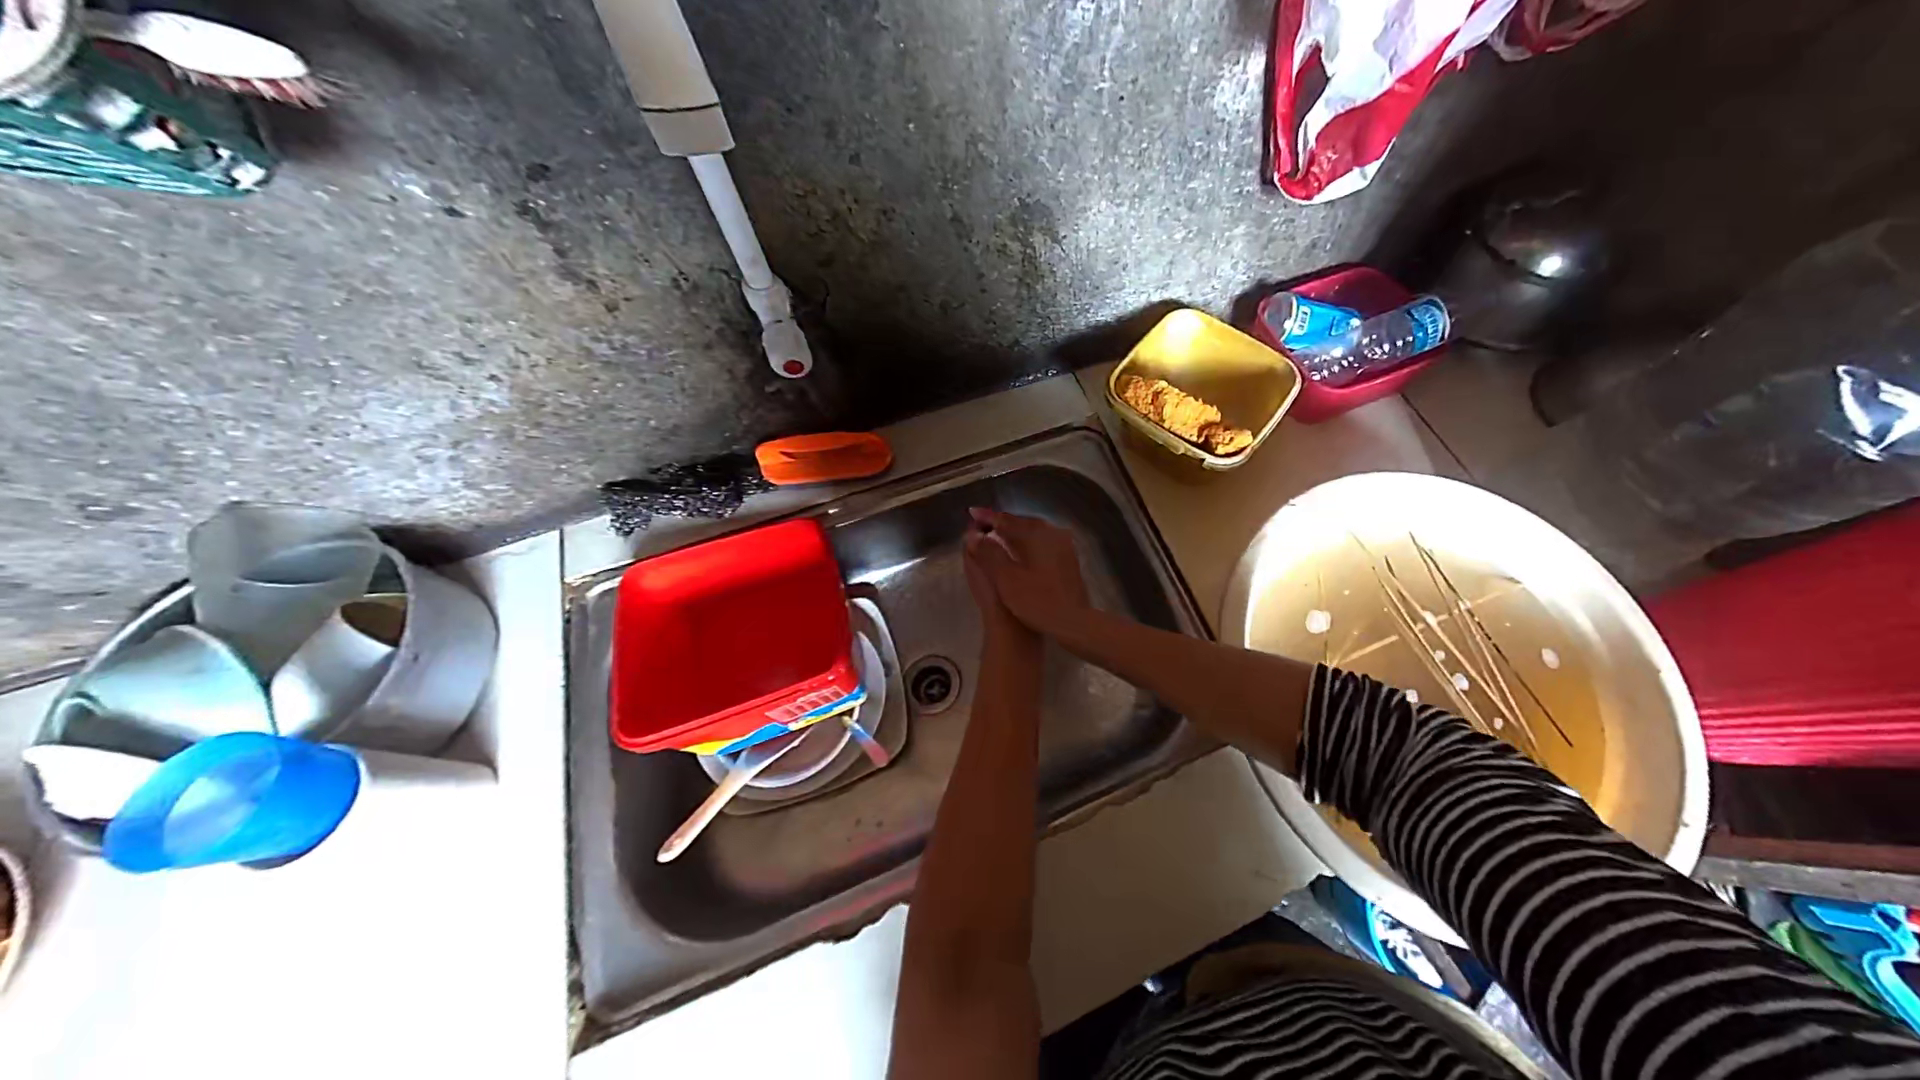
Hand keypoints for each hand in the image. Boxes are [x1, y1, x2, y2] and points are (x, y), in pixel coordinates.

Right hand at [962, 508, 1090, 637]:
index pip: (1008, 520)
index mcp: (1038, 534)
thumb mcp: (1006, 578)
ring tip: (996, 540)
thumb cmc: (1037, 600)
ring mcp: (1064, 547)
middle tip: (983, 527)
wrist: (1073, 623)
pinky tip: (1018, 556)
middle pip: (1022, 524)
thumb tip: (973, 535)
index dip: (988, 517)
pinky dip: (1027, 546)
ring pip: (1033, 534)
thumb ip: (989, 553)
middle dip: (1002, 525)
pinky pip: (1042, 545)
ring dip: (1014, 535)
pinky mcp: (1068, 561)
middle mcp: (1054, 533)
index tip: (971, 514)